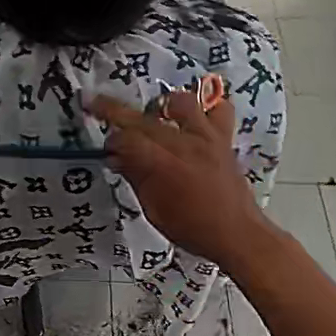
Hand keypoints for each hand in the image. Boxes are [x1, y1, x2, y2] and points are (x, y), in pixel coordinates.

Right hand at [91, 91, 278, 267]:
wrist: (236, 233)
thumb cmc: (193, 229)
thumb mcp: (154, 210)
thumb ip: (136, 179)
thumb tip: (117, 159)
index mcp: (164, 166)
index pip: (128, 139)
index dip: (112, 140)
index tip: (107, 147)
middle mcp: (185, 145)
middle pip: (146, 119)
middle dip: (118, 113)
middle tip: (99, 107)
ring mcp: (208, 138)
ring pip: (181, 102)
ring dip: (163, 104)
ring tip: (155, 114)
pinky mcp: (224, 138)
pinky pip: (219, 108)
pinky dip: (207, 106)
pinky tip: (195, 116)